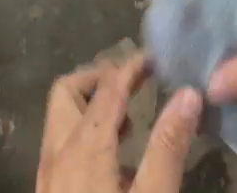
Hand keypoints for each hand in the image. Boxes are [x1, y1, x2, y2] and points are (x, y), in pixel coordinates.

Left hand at [38, 55, 201, 192]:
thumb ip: (168, 146)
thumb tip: (189, 93)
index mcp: (84, 147)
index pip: (109, 87)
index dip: (133, 66)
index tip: (159, 58)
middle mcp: (57, 154)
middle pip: (68, 92)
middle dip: (100, 79)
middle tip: (136, 84)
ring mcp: (47, 178)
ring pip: (60, 120)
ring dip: (91, 106)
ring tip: (131, 121)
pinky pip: (61, 147)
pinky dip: (84, 134)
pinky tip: (115, 164)